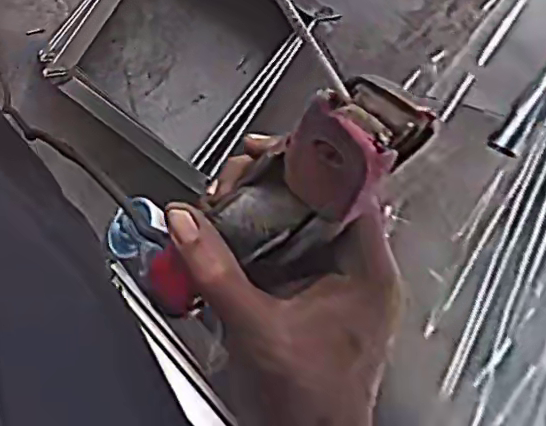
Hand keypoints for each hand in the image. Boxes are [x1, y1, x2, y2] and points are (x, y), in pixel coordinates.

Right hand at [166, 136, 400, 425]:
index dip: (309, 158)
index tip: (270, 146)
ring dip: (245, 193)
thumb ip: (217, 272)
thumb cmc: (311, 402)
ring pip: (284, 201)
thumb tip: (183, 220)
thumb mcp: (260, 331)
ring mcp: (318, 264)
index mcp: (362, 269)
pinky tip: (217, 221)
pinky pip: (266, 223)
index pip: (348, 188)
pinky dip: (238, 215)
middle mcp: (344, 259)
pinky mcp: (292, 270)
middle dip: (261, 175)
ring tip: (217, 201)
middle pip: (307, 185)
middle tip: (227, 183)